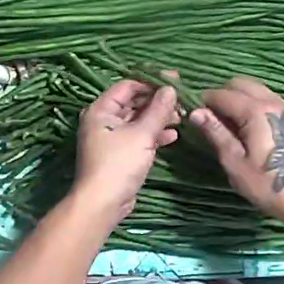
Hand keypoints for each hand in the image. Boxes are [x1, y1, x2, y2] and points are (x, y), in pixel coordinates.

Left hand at [71, 80, 179, 220]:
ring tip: (181, 117)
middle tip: (182, 99)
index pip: (128, 86)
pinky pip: (138, 137)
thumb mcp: (142, 134)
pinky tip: (172, 136)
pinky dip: (153, 135)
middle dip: (157, 101)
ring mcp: (111, 138)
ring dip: (158, 118)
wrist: (103, 203)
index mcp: (101, 110)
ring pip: (137, 120)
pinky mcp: (119, 154)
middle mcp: (103, 120)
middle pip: (133, 102)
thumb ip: (158, 110)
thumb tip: (171, 88)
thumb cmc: (119, 163)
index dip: (151, 82)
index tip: (174, 80)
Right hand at [188, 77, 283, 221]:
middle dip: (221, 94)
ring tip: (225, 122)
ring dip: (236, 97)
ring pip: (254, 89)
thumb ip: (216, 132)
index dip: (204, 101)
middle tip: (209, 117)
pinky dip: (250, 103)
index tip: (192, 113)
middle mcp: (272, 102)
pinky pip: (265, 98)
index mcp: (257, 111)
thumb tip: (195, 112)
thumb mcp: (234, 161)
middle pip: (239, 84)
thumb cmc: (265, 183)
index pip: (223, 94)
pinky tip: (243, 125)